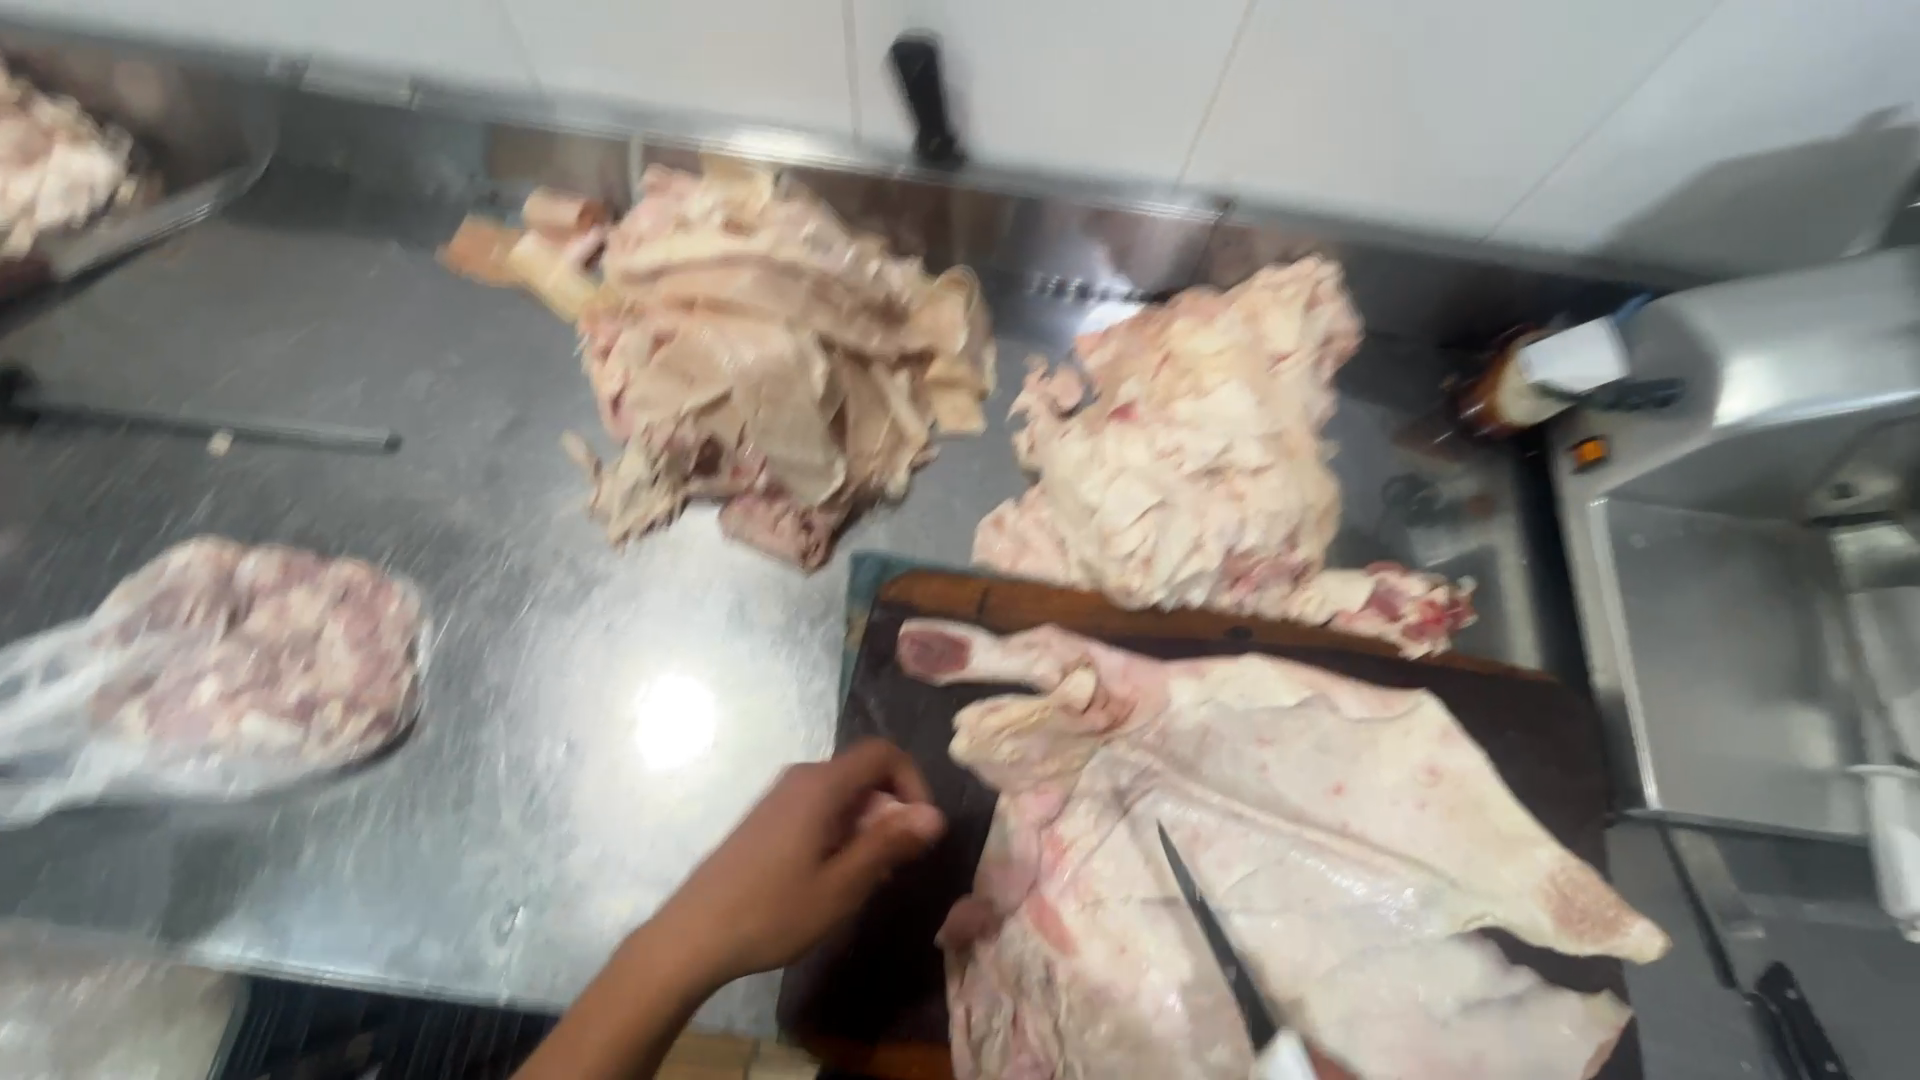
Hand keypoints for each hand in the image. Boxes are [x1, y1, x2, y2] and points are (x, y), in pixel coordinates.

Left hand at [649, 738, 946, 987]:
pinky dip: (841, 831)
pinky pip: (820, 808)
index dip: (913, 783)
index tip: (920, 830)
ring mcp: (781, 796)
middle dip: (891, 812)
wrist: (690, 936)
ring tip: (864, 879)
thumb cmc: (772, 912)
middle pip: (865, 773)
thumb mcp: (842, 886)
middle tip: (894, 866)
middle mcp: (802, 778)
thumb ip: (890, 844)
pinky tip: (831, 878)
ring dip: (867, 826)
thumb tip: (935, 815)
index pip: (884, 753)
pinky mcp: (768, 817)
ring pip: (844, 794)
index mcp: (822, 785)